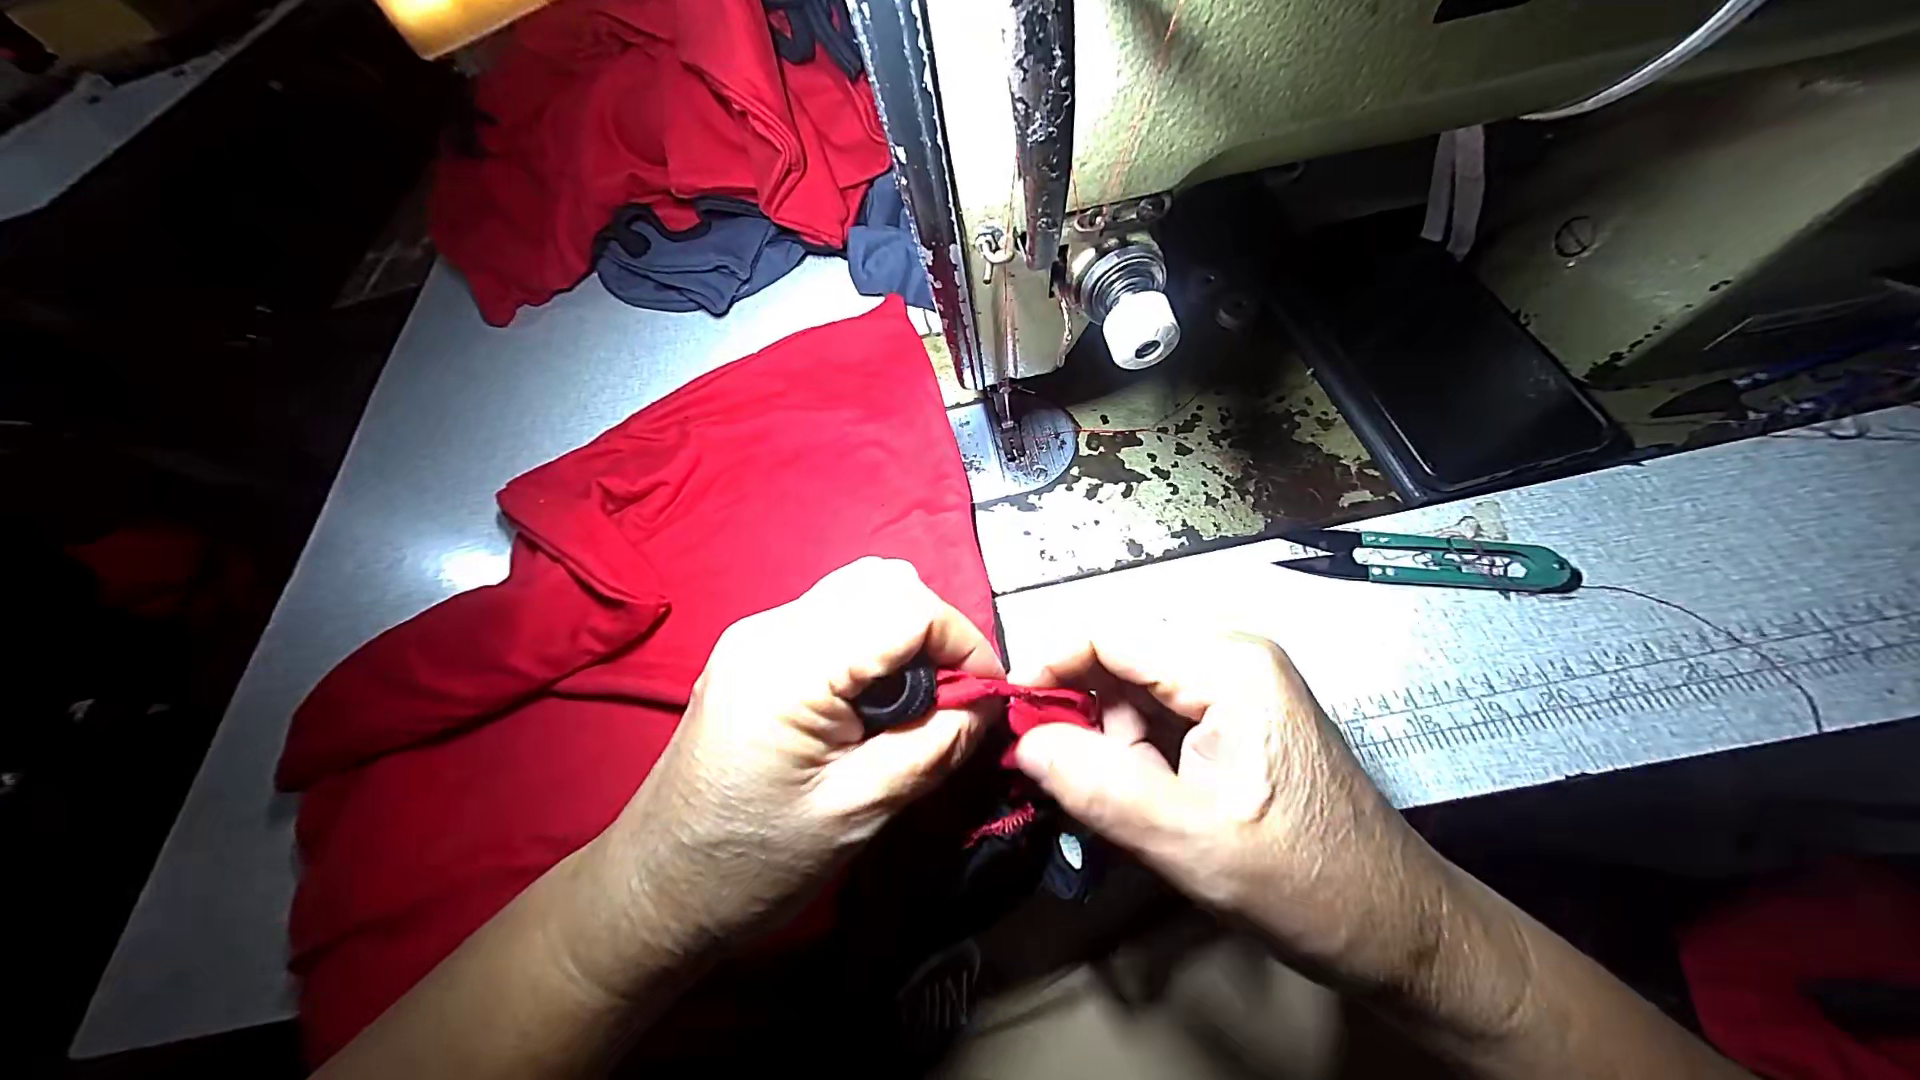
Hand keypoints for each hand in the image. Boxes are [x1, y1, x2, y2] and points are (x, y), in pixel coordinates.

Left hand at [593, 557, 1004, 964]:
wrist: (655, 887)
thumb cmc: (752, 864)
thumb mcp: (859, 813)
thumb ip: (934, 747)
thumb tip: (989, 704)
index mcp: (792, 667)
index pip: (905, 608)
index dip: (963, 641)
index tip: (988, 693)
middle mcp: (771, 628)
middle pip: (884, 582)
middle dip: (936, 630)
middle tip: (951, 696)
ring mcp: (758, 632)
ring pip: (862, 589)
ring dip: (906, 630)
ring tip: (915, 698)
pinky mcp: (755, 647)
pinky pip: (835, 614)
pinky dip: (874, 639)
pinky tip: (873, 694)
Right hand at [1009, 629, 1452, 994]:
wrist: (1398, 927)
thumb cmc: (1309, 883)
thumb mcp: (1189, 841)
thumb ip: (1098, 787)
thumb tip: (1024, 742)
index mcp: (1227, 664)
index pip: (1108, 635)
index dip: (1050, 668)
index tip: (1014, 714)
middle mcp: (1231, 654)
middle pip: (1119, 661)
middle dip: (1087, 719)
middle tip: (1080, 781)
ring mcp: (1235, 680)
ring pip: (1133, 690)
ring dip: (1113, 742)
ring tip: (1138, 803)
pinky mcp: (1234, 708)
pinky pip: (1158, 711)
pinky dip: (1137, 750)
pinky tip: (1155, 796)